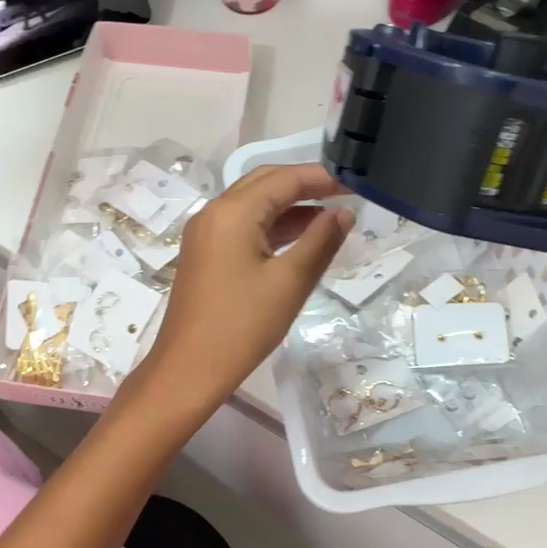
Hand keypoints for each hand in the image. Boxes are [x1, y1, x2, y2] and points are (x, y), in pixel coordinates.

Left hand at [130, 163, 353, 407]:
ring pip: (252, 206)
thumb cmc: (242, 326)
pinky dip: (271, 228)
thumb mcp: (290, 282)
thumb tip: (343, 213)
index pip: (284, 178)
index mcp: (231, 212)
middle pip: (264, 184)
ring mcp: (204, 235)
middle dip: (305, 186)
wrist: (189, 369)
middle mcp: (213, 213)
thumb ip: (321, 241)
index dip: (323, 177)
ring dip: (290, 208)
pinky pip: (241, 228)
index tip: (357, 184)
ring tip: (331, 220)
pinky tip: (300, 240)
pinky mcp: (204, 256)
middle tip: (345, 195)